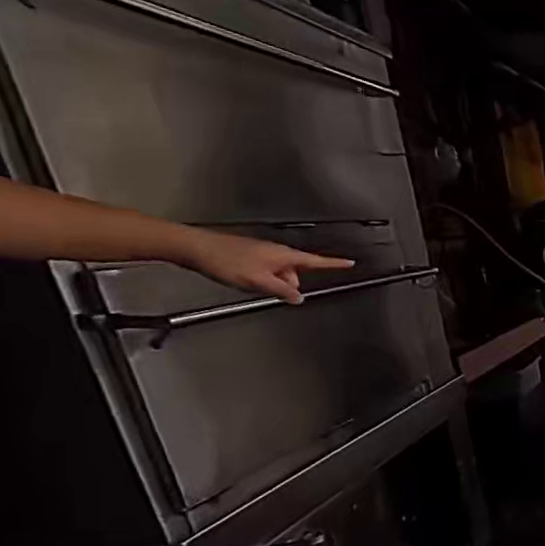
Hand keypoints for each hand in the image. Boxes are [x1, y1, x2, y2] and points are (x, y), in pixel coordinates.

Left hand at [178, 228, 354, 302]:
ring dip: (272, 282)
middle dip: (288, 284)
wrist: (194, 247)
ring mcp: (264, 251)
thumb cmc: (226, 261)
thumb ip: (282, 291)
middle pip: (295, 272)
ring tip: (249, 285)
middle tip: (268, 291)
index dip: (334, 264)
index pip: (317, 261)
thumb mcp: (258, 281)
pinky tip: (242, 280)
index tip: (350, 263)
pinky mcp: (251, 254)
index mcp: (285, 256)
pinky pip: (266, 269)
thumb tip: (298, 298)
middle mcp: (278, 251)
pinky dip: (261, 277)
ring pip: (279, 272)